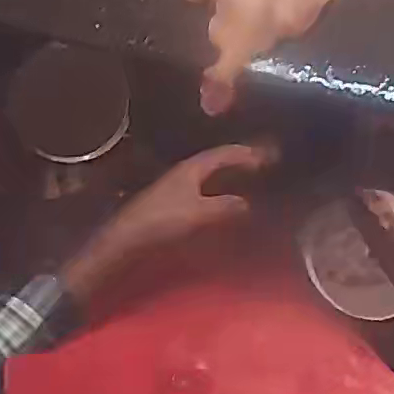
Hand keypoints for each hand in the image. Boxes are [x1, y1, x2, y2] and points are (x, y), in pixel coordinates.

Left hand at [63, 143, 275, 299]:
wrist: (126, 239)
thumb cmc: (162, 221)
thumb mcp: (198, 213)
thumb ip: (224, 206)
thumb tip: (247, 204)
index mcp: (191, 168)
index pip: (223, 154)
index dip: (245, 154)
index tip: (267, 157)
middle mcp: (184, 173)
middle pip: (216, 162)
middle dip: (239, 162)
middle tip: (261, 164)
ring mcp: (176, 187)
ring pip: (209, 176)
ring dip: (229, 176)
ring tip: (248, 181)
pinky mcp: (172, 203)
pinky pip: (203, 190)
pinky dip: (218, 191)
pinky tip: (224, 202)